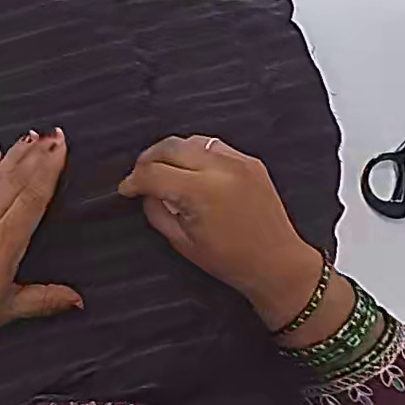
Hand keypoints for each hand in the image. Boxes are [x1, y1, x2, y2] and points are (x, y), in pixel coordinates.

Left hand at [0, 127, 82, 352]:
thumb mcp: (8, 309)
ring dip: (15, 153)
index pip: (35, 195)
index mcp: (5, 242)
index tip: (62, 149)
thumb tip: (76, 300)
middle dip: (39, 153)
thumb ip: (45, 299)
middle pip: (17, 178)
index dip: (50, 168)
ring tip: (32, 137)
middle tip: (55, 134)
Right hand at [117, 135, 324, 330]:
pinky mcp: (250, 162)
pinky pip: (215, 146)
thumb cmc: (233, 261)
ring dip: (172, 152)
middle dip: (148, 159)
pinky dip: (197, 153)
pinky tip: (192, 170)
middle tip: (140, 176)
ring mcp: (238, 162)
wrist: (277, 263)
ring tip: (164, 170)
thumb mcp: (183, 242)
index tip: (127, 188)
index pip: (154, 173)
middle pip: (170, 146)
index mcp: (201, 191)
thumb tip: (146, 194)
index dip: (133, 180)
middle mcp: (221, 169)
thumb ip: (157, 212)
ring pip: (192, 141)